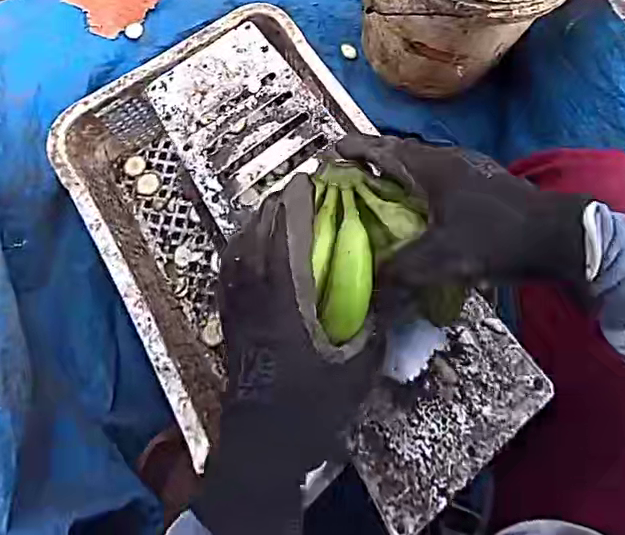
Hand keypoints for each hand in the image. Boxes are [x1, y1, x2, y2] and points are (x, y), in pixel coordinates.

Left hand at [193, 174, 379, 533]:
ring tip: (272, 205)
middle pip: (259, 234)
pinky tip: (246, 241)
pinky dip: (238, 246)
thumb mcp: (355, 369)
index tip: (307, 181)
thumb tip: (396, 298)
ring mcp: (238, 305)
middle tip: (295, 187)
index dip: (296, 205)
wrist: (263, 443)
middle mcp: (257, 294)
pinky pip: (228, 268)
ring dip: (256, 220)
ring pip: (240, 248)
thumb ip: (375, 330)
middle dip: (276, 205)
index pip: (287, 237)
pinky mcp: (228, 317)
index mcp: (288, 299)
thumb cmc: (310, 405)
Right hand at [335, 134, 592, 286]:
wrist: (556, 234)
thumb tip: (369, 289)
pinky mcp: (481, 184)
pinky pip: (438, 179)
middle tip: (348, 177)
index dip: (354, 149)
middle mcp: (446, 159)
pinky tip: (421, 212)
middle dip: (372, 162)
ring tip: (378, 196)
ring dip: (397, 176)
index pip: (382, 149)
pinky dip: (419, 188)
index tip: (331, 151)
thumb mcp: (444, 258)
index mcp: (431, 166)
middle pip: (399, 153)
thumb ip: (402, 272)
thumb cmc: (497, 236)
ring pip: (421, 166)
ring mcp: (466, 168)